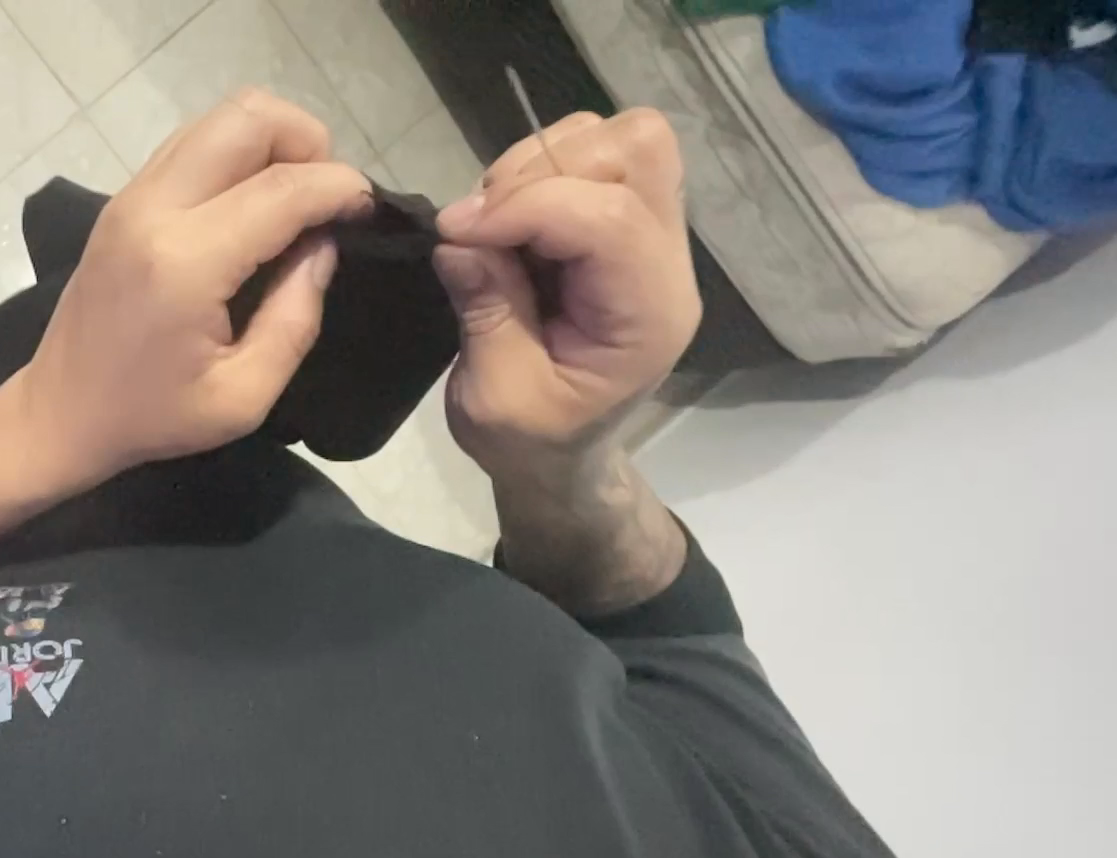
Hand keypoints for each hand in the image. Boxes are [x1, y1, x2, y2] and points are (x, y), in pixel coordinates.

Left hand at [6, 89, 371, 483]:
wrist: (61, 415)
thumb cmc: (153, 418)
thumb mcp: (244, 396)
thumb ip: (295, 320)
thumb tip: (322, 248)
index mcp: (185, 262)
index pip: (282, 188)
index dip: (339, 188)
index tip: (368, 209)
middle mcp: (154, 210)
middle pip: (248, 119)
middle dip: (308, 143)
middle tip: (328, 201)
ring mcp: (130, 199)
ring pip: (217, 120)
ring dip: (271, 143)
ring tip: (294, 201)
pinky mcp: (121, 204)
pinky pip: (190, 146)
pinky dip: (234, 156)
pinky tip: (250, 206)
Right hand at [431, 108, 700, 482]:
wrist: (555, 457)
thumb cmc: (528, 440)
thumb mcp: (495, 396)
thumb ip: (485, 312)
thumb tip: (457, 237)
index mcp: (646, 315)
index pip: (608, 218)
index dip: (524, 208)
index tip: (452, 232)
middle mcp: (664, 263)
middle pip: (636, 151)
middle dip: (543, 170)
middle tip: (480, 223)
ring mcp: (649, 240)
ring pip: (621, 141)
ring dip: (542, 165)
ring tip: (492, 220)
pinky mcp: (620, 231)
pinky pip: (597, 162)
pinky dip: (542, 173)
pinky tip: (507, 221)